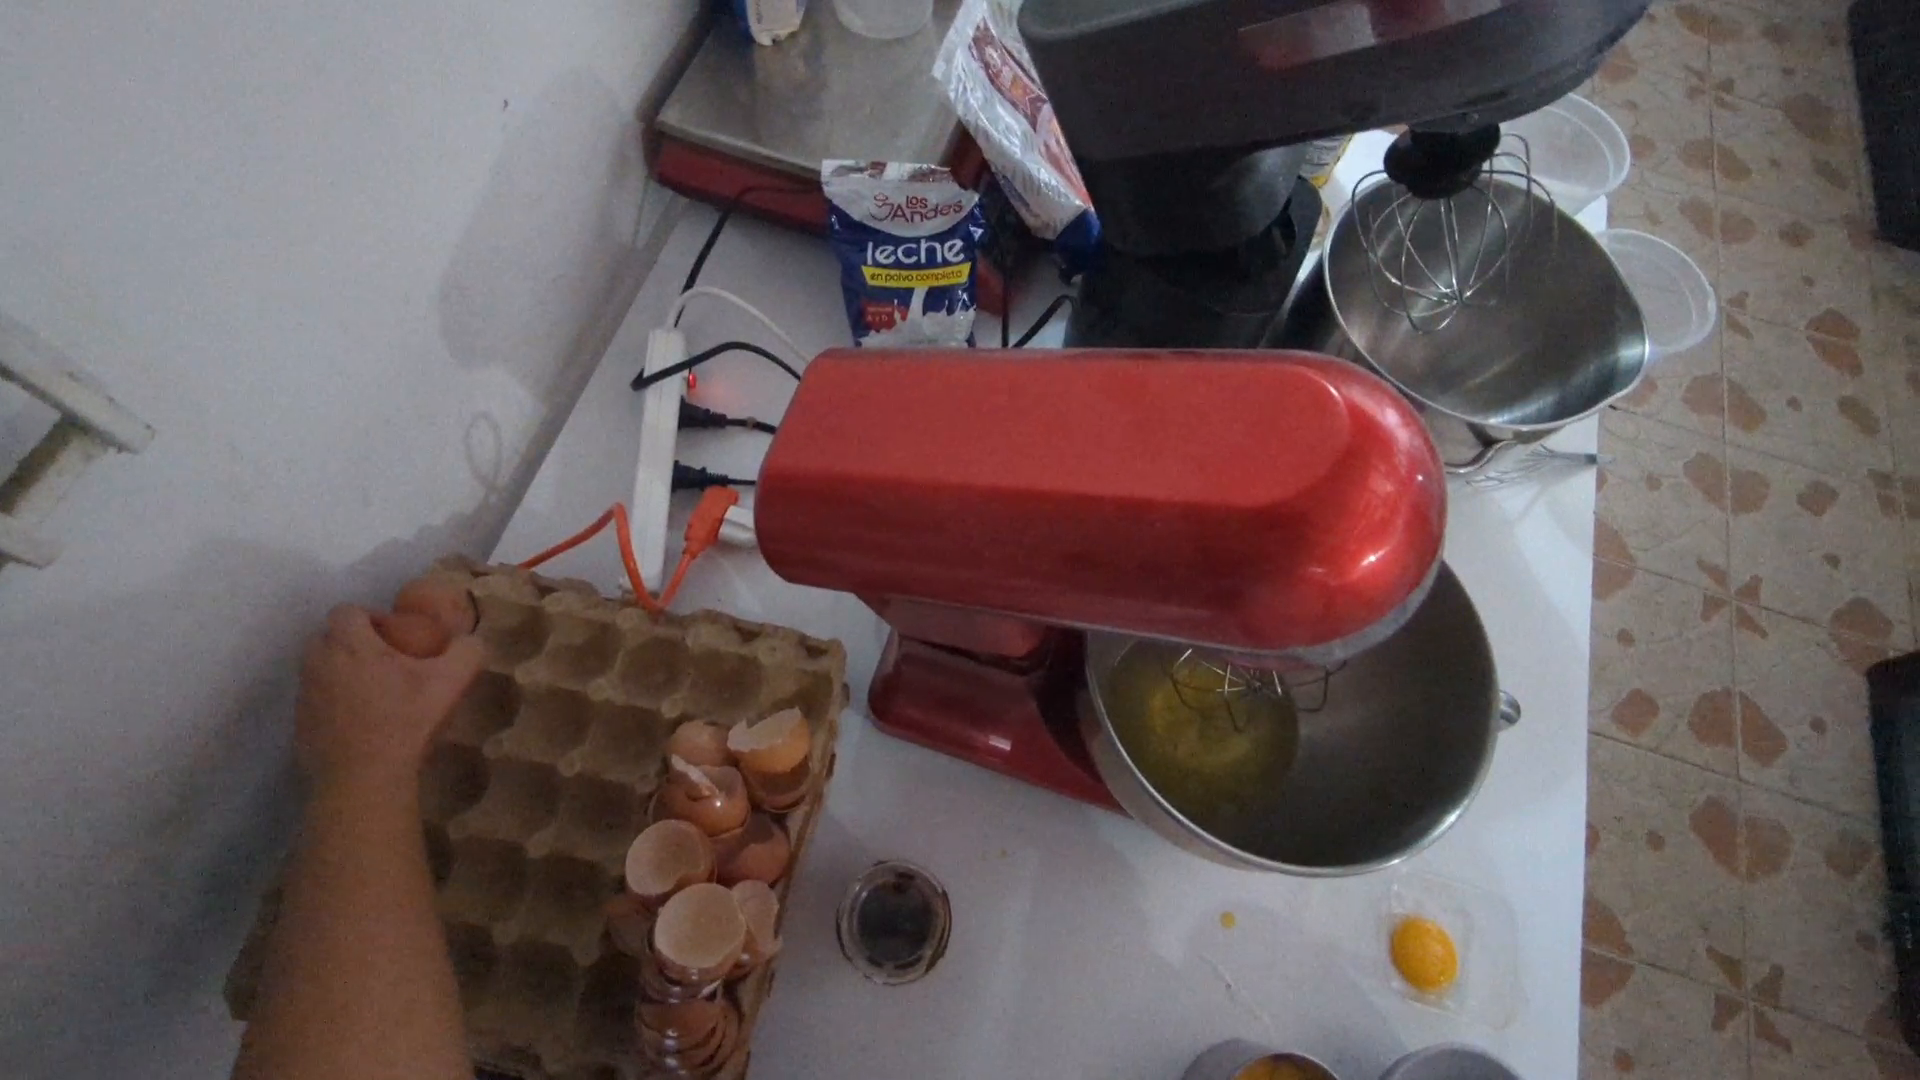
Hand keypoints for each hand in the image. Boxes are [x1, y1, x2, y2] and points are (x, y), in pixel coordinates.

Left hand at [296, 604, 484, 797]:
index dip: (372, 616)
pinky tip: (362, 718)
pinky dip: (334, 698)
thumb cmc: (407, 721)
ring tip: (375, 688)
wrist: (364, 777)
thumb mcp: (452, 681)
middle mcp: (318, 663)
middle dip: (353, 640)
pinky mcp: (298, 723)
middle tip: (386, 659)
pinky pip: (315, 697)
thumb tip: (469, 640)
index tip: (396, 635)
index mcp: (351, 646)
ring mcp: (304, 694)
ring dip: (342, 668)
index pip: (347, 611)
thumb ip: (467, 651)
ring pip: (318, 666)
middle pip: (327, 636)